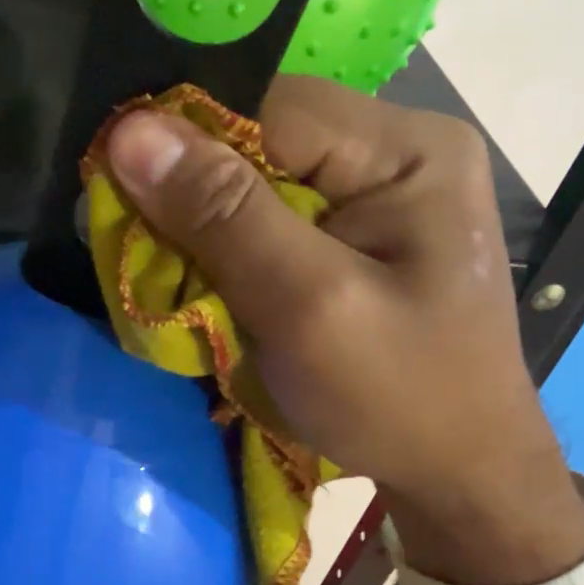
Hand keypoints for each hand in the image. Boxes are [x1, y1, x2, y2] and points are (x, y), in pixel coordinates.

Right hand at [105, 76, 583, 584]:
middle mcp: (397, 151)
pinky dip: (231, 255)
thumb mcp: (308, 307)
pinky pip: (272, 222)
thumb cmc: (400, 399)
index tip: (123, 197)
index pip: (268, 108)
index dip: (188, 145)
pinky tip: (216, 289)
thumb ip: (224, 215)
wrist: (459, 476)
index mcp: (408, 149)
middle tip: (146, 254)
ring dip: (208, 232)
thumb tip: (129, 129)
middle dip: (195, 198)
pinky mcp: (360, 235)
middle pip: (260, 142)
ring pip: (256, 183)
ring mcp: (381, 194)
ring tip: (179, 280)